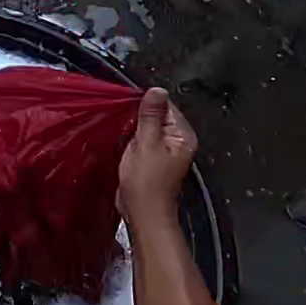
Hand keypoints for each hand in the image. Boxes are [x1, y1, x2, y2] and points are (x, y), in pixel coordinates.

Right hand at [118, 88, 197, 223]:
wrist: (143, 213)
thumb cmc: (146, 183)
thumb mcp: (146, 144)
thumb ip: (150, 116)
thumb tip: (157, 90)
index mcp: (182, 135)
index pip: (166, 106)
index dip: (146, 105)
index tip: (129, 109)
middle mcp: (177, 141)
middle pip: (156, 116)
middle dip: (138, 118)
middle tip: (124, 125)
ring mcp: (165, 151)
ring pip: (146, 128)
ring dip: (133, 130)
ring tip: (123, 136)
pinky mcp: (152, 159)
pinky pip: (141, 141)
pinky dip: (131, 140)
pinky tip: (123, 144)